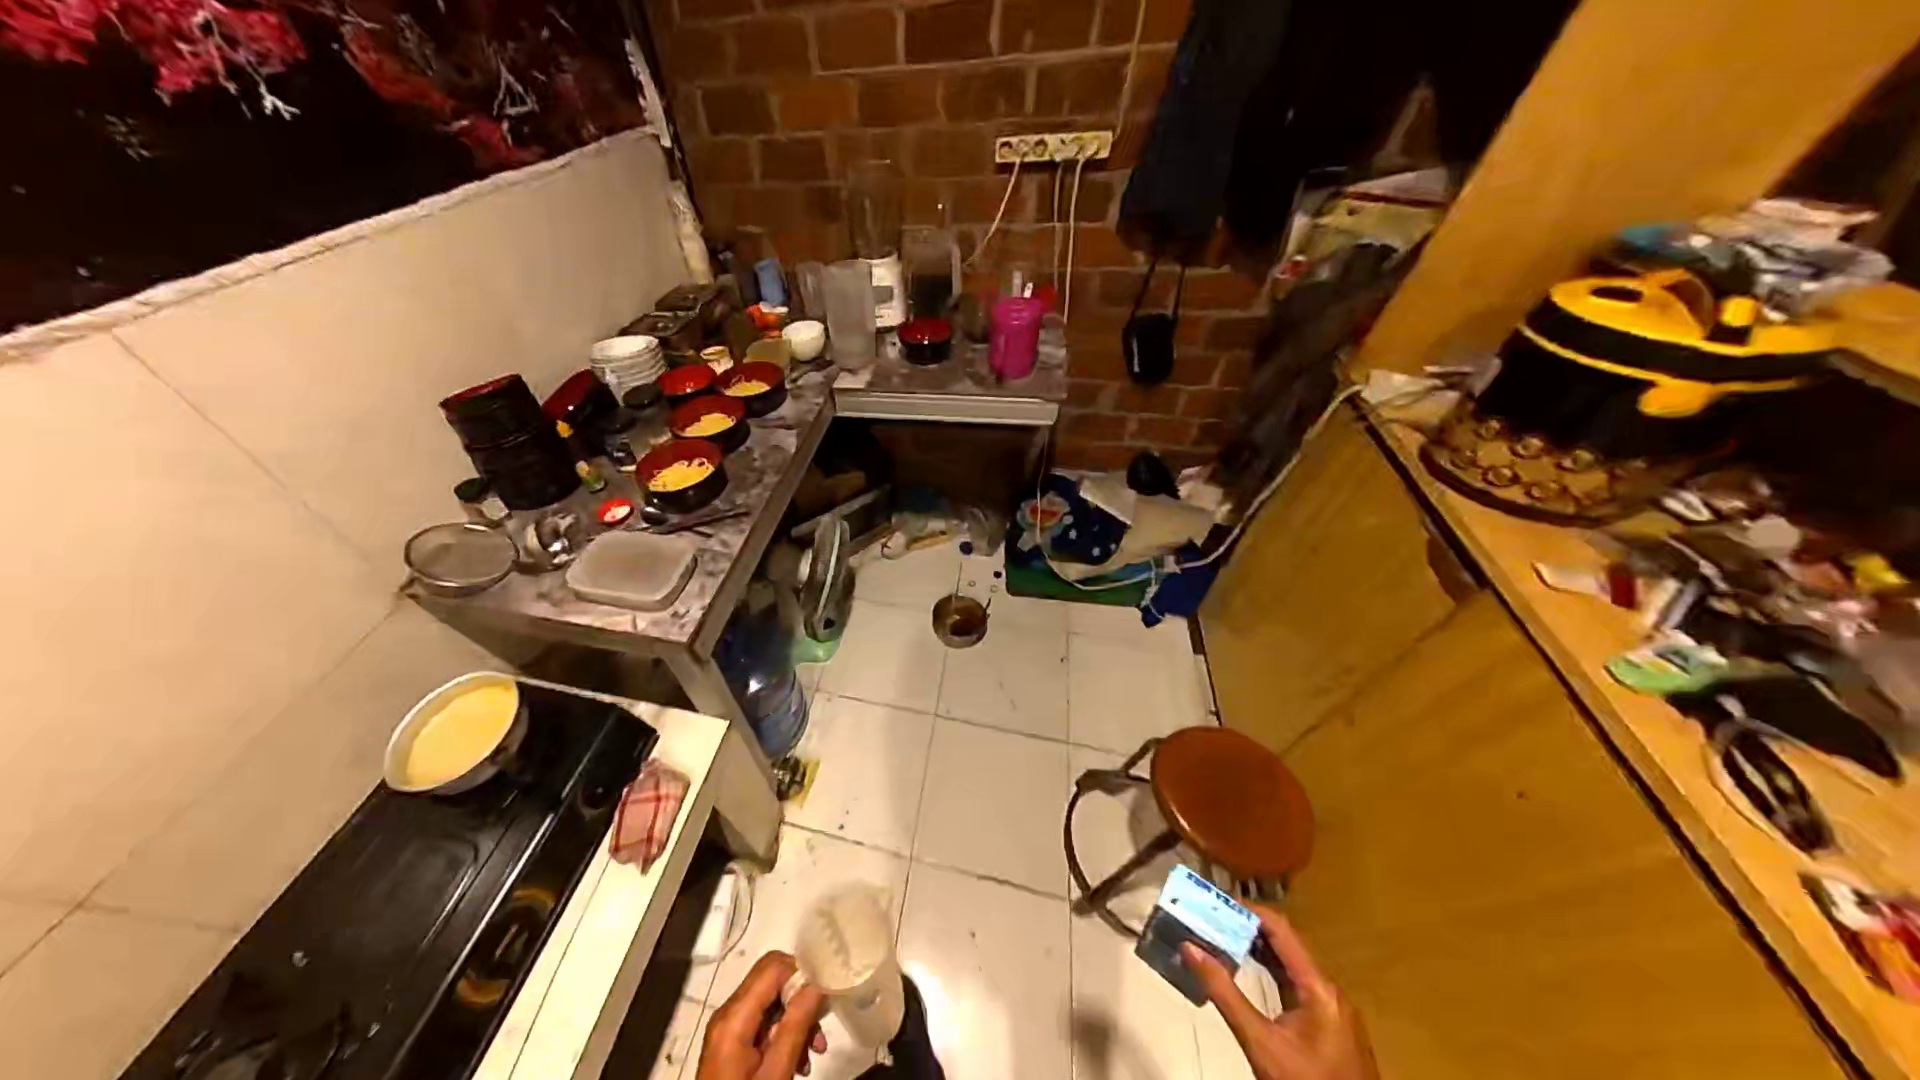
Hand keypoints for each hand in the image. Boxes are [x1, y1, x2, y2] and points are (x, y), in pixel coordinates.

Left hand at [696, 951, 829, 1079]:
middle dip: (801, 998)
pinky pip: (763, 1022)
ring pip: (771, 1001)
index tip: (824, 995)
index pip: (773, 966)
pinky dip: (783, 1032)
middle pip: (772, 980)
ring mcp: (728, 1029)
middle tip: (821, 1024)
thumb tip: (817, 983)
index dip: (801, 972)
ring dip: (796, 1018)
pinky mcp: (731, 1043)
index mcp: (734, 1018)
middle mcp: (728, 1014)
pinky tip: (799, 1059)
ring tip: (814, 1051)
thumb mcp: (775, 1073)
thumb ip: (796, 1025)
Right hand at [1181, 906, 1377, 1079]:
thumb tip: (1190, 947)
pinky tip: (1246, 969)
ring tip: (1221, 936)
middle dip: (1248, 928)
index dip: (1249, 910)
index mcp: (1319, 988)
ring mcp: (1332, 1009)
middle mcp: (1329, 990)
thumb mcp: (1260, 1043)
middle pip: (1287, 944)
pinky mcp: (1328, 1025)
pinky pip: (1296, 985)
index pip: (1282, 930)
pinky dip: (1270, 972)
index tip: (1215, 901)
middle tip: (1211, 918)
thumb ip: (1224, 994)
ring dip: (1258, 949)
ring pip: (1291, 965)